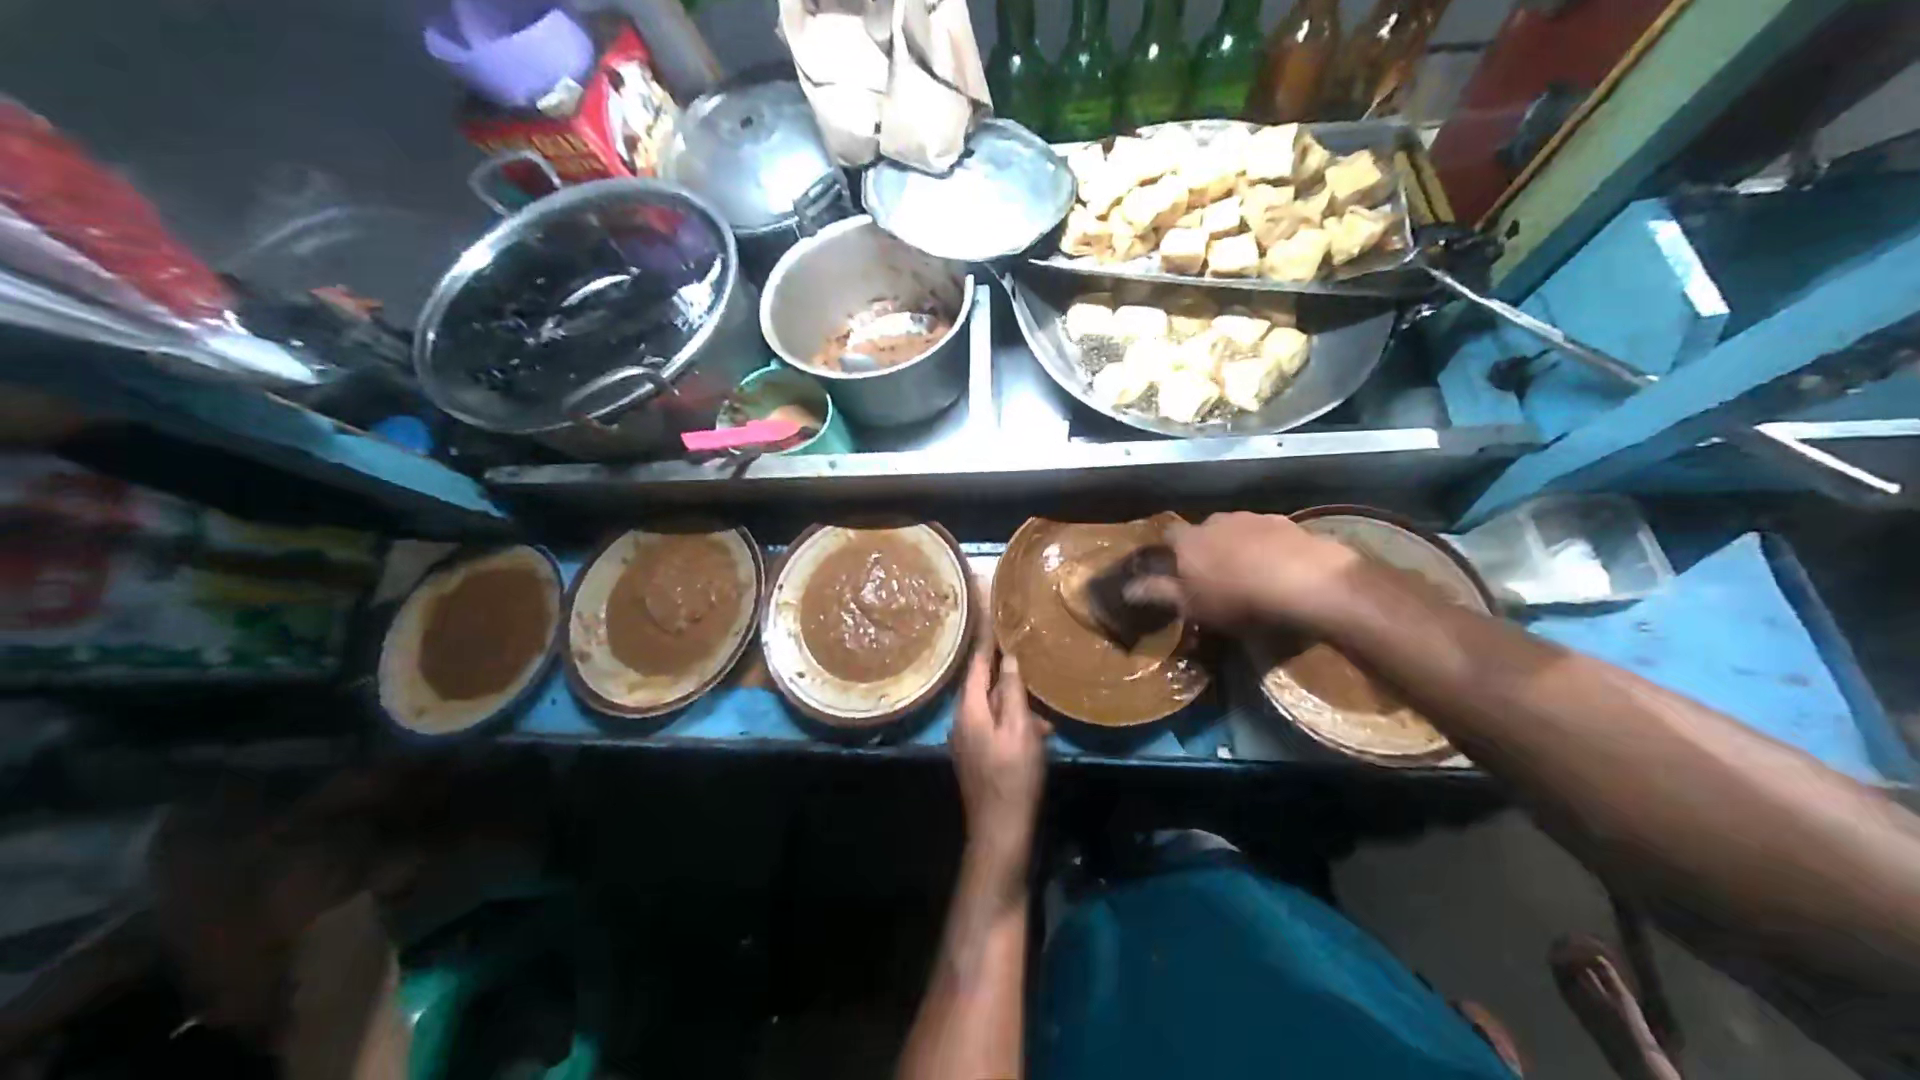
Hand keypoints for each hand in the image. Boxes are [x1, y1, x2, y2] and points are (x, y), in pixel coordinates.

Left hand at [949, 646, 1048, 875]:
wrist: (1000, 832)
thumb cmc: (1012, 777)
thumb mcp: (1019, 730)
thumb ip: (1012, 692)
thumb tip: (1008, 658)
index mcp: (969, 710)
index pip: (975, 664)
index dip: (985, 640)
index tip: (991, 614)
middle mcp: (962, 720)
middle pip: (982, 684)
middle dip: (1004, 669)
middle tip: (1024, 647)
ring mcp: (969, 740)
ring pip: (993, 707)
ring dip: (1016, 701)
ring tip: (1042, 699)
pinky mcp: (979, 756)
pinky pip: (996, 726)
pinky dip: (1015, 722)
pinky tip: (1040, 731)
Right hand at [1128, 512, 1366, 631]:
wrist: (1307, 583)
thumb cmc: (1238, 600)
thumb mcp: (1192, 607)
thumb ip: (1159, 594)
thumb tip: (1127, 589)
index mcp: (1188, 540)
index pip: (1168, 535)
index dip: (1170, 551)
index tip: (1175, 568)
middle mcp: (1216, 521)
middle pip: (1204, 530)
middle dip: (1206, 547)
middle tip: (1214, 574)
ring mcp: (1254, 518)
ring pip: (1237, 530)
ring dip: (1238, 545)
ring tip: (1250, 572)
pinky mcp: (1287, 523)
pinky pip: (1268, 534)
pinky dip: (1268, 547)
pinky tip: (1279, 568)